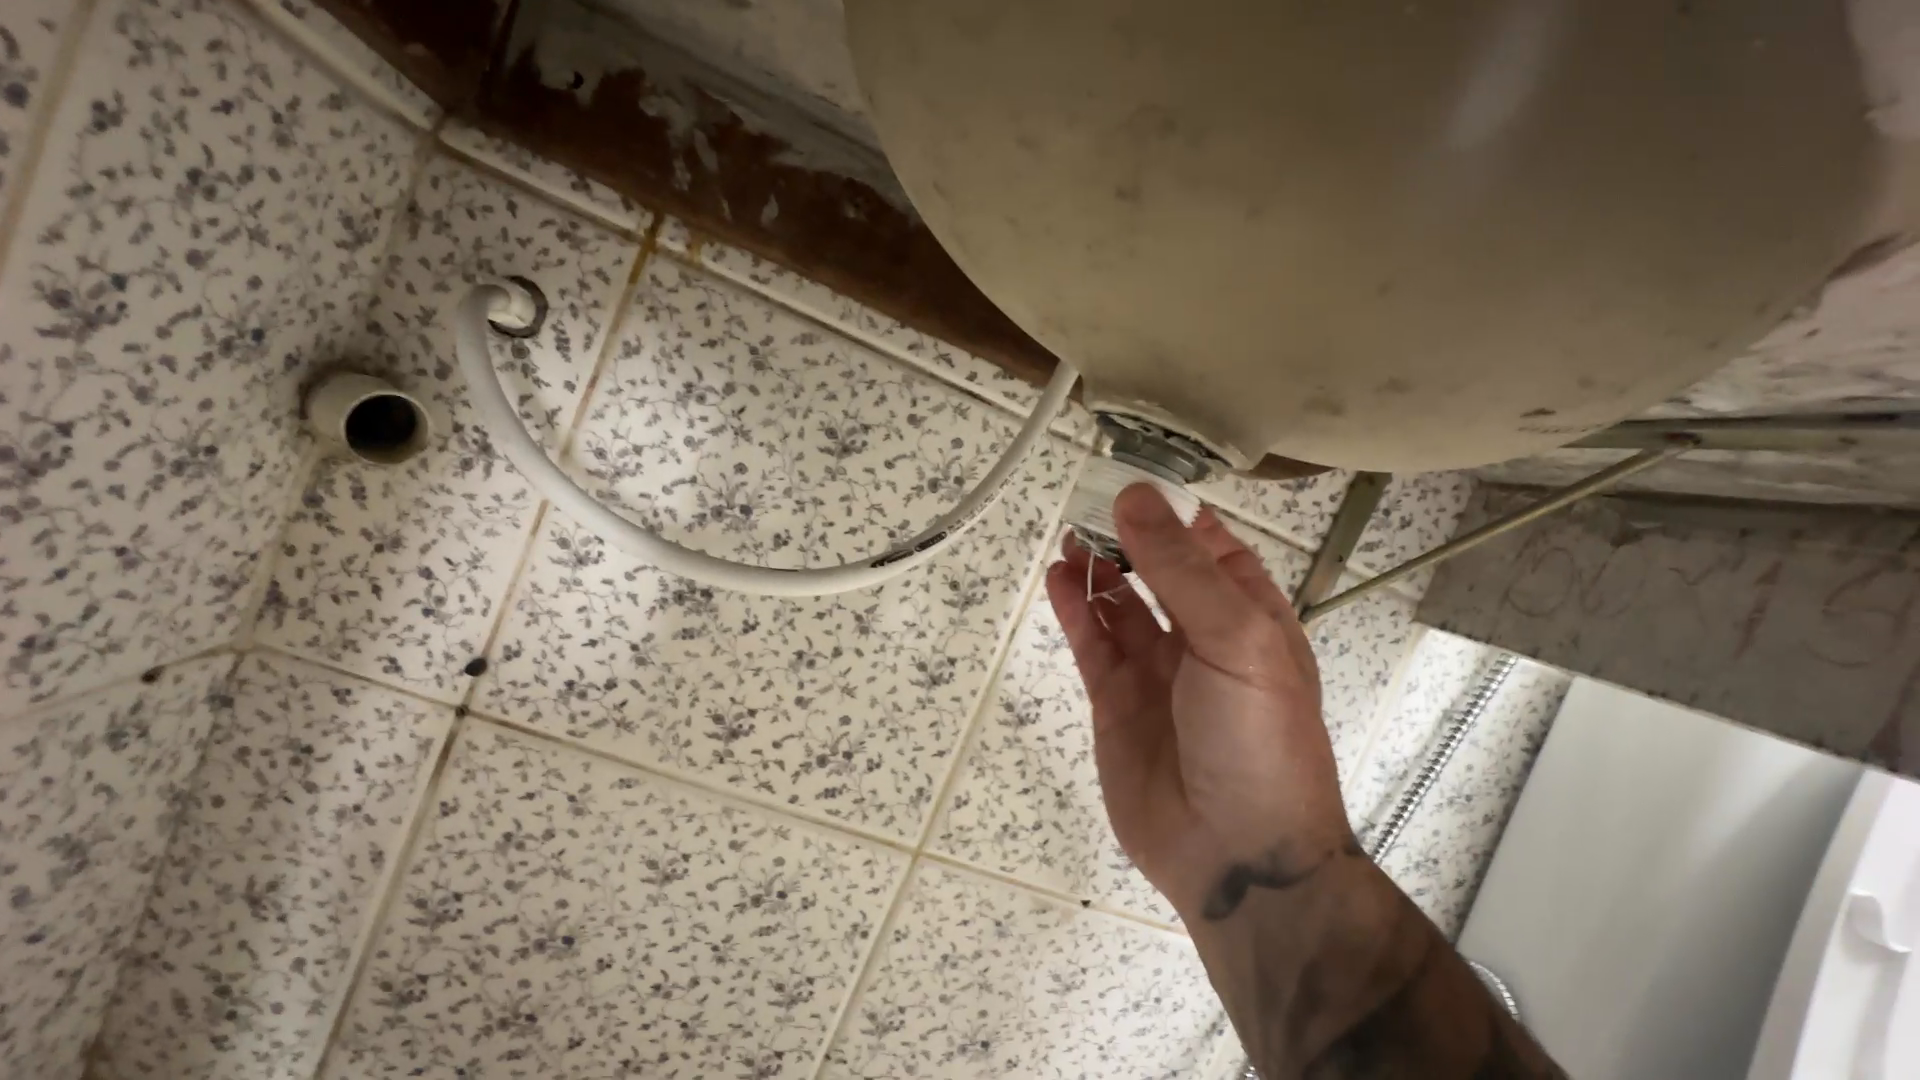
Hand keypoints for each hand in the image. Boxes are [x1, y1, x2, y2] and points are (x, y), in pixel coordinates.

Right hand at [1046, 484, 1351, 919]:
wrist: (1236, 854)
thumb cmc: (1257, 737)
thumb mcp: (1236, 639)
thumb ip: (1180, 567)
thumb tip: (1135, 496)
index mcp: (1253, 620)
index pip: (1217, 550)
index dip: (1180, 516)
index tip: (1139, 481)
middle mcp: (1205, 640)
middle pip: (1163, 573)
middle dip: (1132, 539)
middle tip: (1091, 502)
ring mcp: (1158, 673)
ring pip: (1122, 606)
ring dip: (1098, 570)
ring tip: (1069, 535)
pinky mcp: (1116, 703)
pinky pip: (1093, 644)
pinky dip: (1075, 610)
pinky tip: (1058, 578)